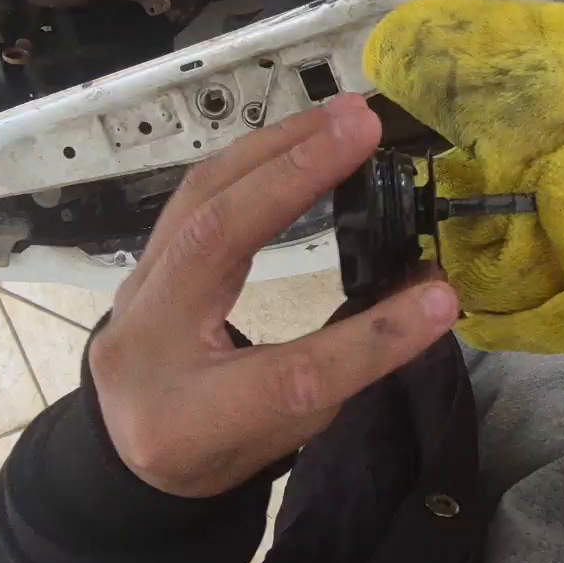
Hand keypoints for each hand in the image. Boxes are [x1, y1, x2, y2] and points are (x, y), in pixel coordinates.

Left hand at [89, 94, 462, 497]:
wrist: (125, 442)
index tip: (438, 297)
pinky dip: (253, 154)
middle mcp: (146, 340)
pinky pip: (197, 188)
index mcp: (187, 418)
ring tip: (339, 116)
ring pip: (200, 193)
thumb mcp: (286, 432)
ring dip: (277, 144)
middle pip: (216, 238)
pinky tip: (295, 134)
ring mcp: (136, 287)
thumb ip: (351, 363)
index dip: (369, 337)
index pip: (287, 375)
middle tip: (361, 126)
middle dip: (297, 173)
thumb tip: (425, 288)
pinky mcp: (147, 253)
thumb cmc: (214, 446)